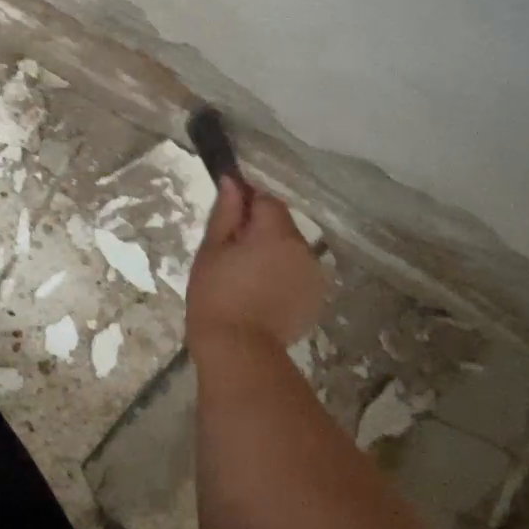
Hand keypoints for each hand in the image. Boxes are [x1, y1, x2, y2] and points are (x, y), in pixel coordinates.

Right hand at [186, 176, 326, 352]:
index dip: (246, 202)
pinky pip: (297, 273)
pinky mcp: (317, 297)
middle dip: (259, 230)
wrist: (239, 346)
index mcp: (276, 234)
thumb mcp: (211, 250)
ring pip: (290, 250)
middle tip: (229, 251)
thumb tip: (232, 182)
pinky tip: (259, 292)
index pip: (267, 200)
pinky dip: (281, 274)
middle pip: (282, 225)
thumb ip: (226, 214)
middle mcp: (304, 249)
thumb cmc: (215, 293)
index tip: (227, 215)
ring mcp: (314, 275)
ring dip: (271, 252)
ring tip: (244, 275)